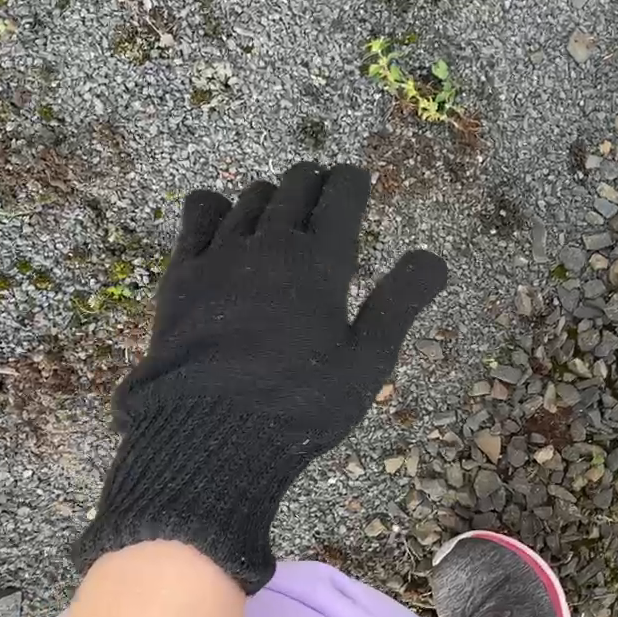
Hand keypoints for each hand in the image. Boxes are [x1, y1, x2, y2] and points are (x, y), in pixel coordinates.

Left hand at [74, 163, 447, 591]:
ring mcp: (222, 255)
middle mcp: (272, 244)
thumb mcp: (367, 360)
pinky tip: (220, 212)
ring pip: (251, 198)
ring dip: (272, 194)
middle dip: (314, 181)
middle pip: (295, 187)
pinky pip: (199, 217)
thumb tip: (435, 256)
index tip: (357, 180)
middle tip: (323, 188)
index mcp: (321, 261)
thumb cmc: (301, 403)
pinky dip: (216, 206)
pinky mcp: (183, 275)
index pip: (341, 195)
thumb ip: (400, 302)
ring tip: (281, 204)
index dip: (352, 181)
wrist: (207, 436)